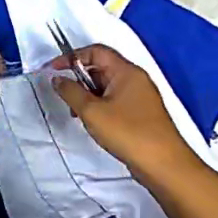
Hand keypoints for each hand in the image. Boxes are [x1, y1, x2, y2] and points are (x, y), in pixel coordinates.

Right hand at [52, 44, 198, 177]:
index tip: (54, 70)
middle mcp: (136, 79)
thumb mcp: (91, 111)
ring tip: (78, 114)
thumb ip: (70, 91)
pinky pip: (114, 100)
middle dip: (79, 79)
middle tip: (66, 96)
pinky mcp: (140, 113)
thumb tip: (58, 79)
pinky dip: (99, 106)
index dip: (72, 57)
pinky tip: (93, 123)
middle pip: (101, 68)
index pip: (96, 51)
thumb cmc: (128, 133)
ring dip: (87, 95)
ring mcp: (140, 97)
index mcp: (127, 72)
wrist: (164, 165)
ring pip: (106, 86)